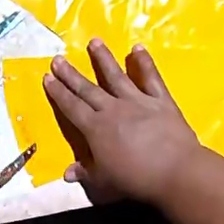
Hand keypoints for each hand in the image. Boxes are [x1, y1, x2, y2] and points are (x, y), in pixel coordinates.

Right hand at [43, 39, 203, 204]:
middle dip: (71, 74)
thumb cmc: (136, 180)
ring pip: (116, 76)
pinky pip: (151, 78)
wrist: (175, 171)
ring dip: (104, 59)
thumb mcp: (104, 181)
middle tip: (58, 58)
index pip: (72, 107)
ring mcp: (138, 101)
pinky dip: (144, 63)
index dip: (58, 93)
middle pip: (88, 89)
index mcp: (95, 129)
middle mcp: (113, 109)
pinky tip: (137, 49)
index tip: (48, 77)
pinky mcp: (161, 100)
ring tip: (94, 42)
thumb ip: (85, 172)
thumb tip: (66, 173)